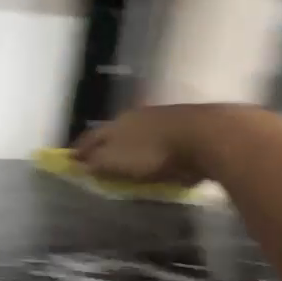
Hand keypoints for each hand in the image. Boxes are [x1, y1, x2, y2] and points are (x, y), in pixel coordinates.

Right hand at [72, 104, 246, 186]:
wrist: (211, 136)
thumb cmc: (154, 152)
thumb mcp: (116, 161)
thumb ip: (95, 162)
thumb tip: (76, 163)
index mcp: (115, 124)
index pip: (89, 137)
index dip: (79, 150)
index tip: (71, 160)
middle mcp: (136, 117)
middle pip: (114, 133)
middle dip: (105, 146)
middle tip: (99, 160)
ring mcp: (163, 119)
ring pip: (140, 134)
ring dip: (132, 147)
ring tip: (130, 161)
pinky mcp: (188, 127)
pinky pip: (164, 142)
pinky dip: (157, 150)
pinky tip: (161, 159)